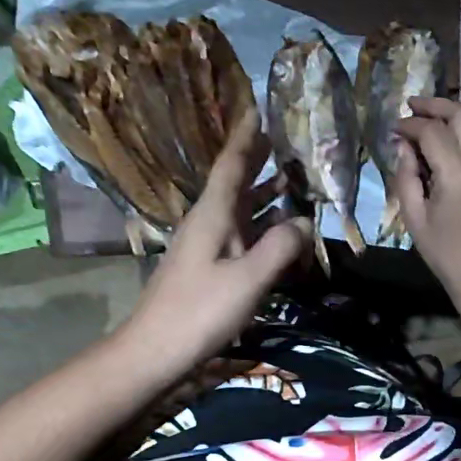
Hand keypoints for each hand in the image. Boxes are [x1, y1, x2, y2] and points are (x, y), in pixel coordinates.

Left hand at [116, 108, 310, 374]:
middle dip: (258, 162)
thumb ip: (280, 247)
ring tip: (290, 181)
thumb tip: (305, 221)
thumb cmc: (200, 311)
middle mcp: (207, 223)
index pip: (231, 165)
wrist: (155, 350)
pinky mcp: (208, 269)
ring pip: (239, 211)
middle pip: (235, 184)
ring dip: (262, 195)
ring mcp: (205, 247)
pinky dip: (261, 228)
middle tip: (284, 142)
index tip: (258, 109)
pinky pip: (239, 236)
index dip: (246, 138)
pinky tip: (279, 233)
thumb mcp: (247, 279)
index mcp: (212, 215)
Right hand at [392, 97, 460, 304]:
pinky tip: (452, 136)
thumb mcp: (414, 217)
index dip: (410, 125)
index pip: (433, 132)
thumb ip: (406, 176)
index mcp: (457, 176)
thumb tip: (403, 146)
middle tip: (413, 105)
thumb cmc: (444, 252)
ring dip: (455, 113)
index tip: (394, 128)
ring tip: (431, 115)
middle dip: (436, 105)